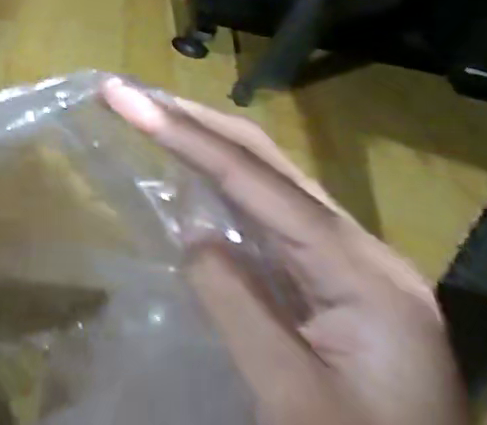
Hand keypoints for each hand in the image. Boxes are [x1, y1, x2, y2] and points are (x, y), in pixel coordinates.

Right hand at [102, 78, 468, 424]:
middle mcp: (367, 256)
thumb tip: (193, 231)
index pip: (257, 182)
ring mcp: (354, 270)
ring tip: (144, 112)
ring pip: (269, 181)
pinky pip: (269, 214)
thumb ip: (236, 302)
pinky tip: (186, 167)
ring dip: (203, 141)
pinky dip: (219, 180)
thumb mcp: (289, 393)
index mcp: (366, 275)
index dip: (184, 133)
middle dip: (193, 120)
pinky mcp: (337, 288)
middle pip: (268, 163)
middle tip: (125, 92)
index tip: (119, 95)